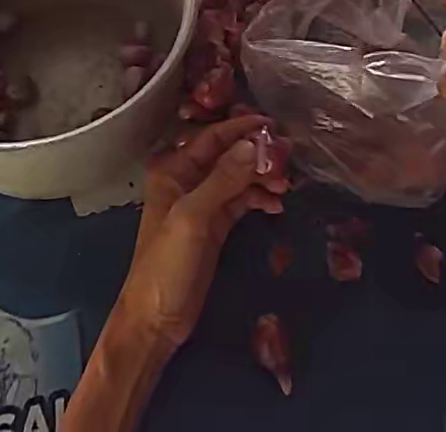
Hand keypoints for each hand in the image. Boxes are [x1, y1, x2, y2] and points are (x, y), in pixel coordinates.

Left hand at [112, 115, 287, 350]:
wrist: (156, 321)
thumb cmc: (166, 265)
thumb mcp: (193, 217)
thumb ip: (223, 179)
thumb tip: (254, 145)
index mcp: (173, 169)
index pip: (212, 138)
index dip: (241, 129)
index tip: (272, 125)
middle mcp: (188, 180)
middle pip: (228, 156)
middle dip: (257, 154)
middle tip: (289, 156)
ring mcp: (203, 203)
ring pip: (238, 178)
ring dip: (261, 178)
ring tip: (286, 184)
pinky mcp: (216, 225)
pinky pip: (241, 201)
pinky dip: (259, 199)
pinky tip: (277, 205)